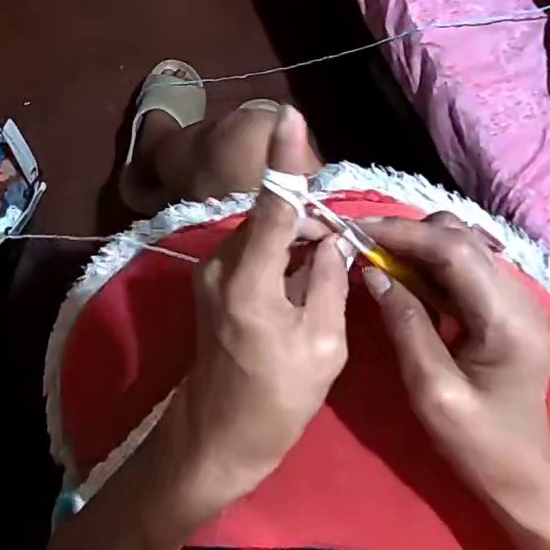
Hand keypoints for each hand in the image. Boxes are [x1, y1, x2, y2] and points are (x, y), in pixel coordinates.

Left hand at [158, 107, 349, 525]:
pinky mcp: (209, 278)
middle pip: (270, 218)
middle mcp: (220, 264)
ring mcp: (209, 270)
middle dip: (307, 219)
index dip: (283, 160)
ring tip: (324, 266)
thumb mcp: (323, 346)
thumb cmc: (277, 400)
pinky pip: (251, 249)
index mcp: (248, 283)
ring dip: (294, 238)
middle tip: (341, 243)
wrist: (217, 433)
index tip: (289, 117)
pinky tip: (300, 277)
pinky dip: (278, 252)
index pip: (270, 207)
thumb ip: (329, 280)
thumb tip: (334, 239)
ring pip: (261, 232)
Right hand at [361, 213, 549, 504]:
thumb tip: (373, 272)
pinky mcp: (502, 305)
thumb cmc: (479, 443)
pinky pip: (460, 264)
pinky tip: (400, 275)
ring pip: (459, 243)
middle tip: (361, 245)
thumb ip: (405, 324)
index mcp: (507, 317)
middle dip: (406, 232)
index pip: (453, 249)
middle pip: (458, 236)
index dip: (402, 232)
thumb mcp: (432, 389)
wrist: (524, 478)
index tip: (355, 230)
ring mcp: (514, 298)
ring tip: (375, 256)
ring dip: (415, 243)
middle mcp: (518, 296)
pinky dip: (426, 260)